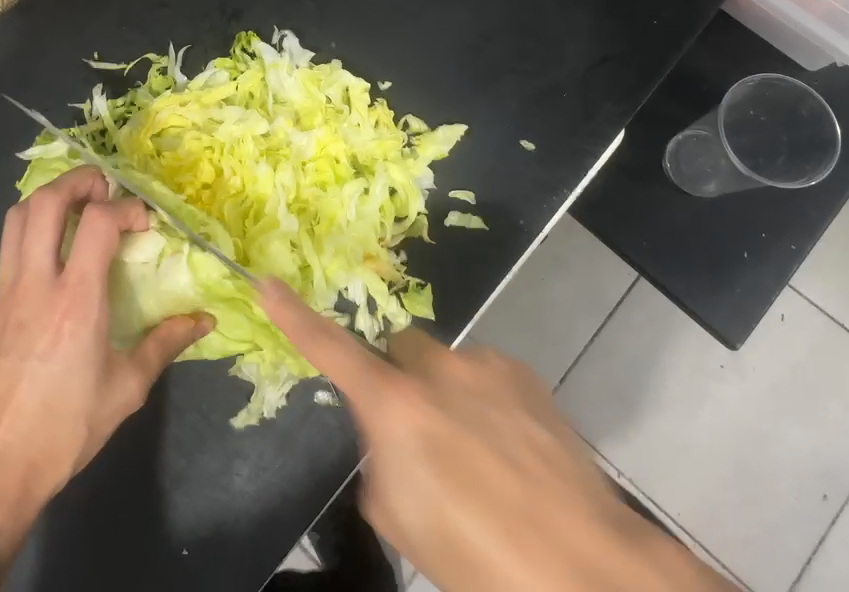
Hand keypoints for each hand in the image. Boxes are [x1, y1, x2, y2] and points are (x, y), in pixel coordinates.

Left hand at [0, 167, 211, 588]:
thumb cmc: (64, 430)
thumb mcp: (126, 389)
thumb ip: (165, 345)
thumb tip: (204, 321)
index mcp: (77, 301)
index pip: (97, 223)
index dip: (125, 207)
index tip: (145, 221)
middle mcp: (36, 285)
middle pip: (45, 204)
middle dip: (77, 182)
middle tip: (105, 186)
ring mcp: (5, 295)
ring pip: (15, 220)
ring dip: (48, 199)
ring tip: (78, 206)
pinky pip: (8, 251)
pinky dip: (32, 232)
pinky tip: (55, 257)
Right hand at [257, 279, 729, 591]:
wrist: (581, 564)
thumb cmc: (474, 554)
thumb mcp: (399, 517)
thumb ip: (380, 458)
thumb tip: (390, 435)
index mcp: (396, 408)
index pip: (332, 351)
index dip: (295, 318)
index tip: (267, 285)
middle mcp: (440, 370)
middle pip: (399, 350)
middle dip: (398, 379)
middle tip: (416, 435)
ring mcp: (488, 367)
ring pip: (447, 366)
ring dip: (446, 395)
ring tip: (477, 456)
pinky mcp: (527, 376)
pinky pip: (486, 376)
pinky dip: (483, 401)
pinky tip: (508, 449)